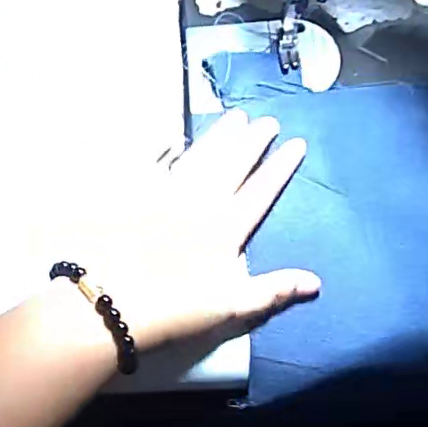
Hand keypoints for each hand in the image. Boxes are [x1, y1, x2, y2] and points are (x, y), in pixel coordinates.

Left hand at [70, 109, 320, 349]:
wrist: (112, 300)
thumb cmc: (175, 309)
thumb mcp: (231, 306)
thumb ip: (273, 290)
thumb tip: (315, 282)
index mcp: (227, 226)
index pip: (261, 190)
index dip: (280, 167)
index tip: (296, 143)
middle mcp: (200, 200)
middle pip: (233, 162)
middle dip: (253, 140)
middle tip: (268, 120)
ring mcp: (164, 192)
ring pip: (199, 154)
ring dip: (219, 135)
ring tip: (234, 117)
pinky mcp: (131, 192)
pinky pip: (152, 161)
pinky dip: (164, 147)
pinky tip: (172, 138)